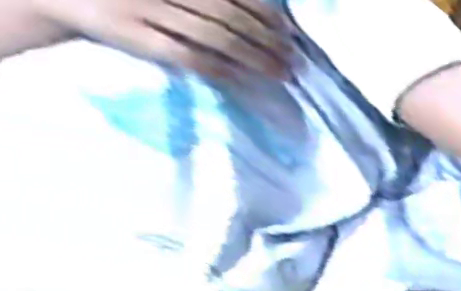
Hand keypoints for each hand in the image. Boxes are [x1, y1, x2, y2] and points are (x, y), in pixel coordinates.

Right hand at [43, 0, 289, 78]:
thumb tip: (269, 15)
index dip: (264, 13)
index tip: (290, 32)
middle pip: (229, 16)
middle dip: (270, 41)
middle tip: (295, 60)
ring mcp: (141, 8)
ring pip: (218, 38)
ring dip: (259, 60)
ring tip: (284, 74)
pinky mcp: (133, 35)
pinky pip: (190, 57)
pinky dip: (224, 70)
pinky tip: (246, 80)